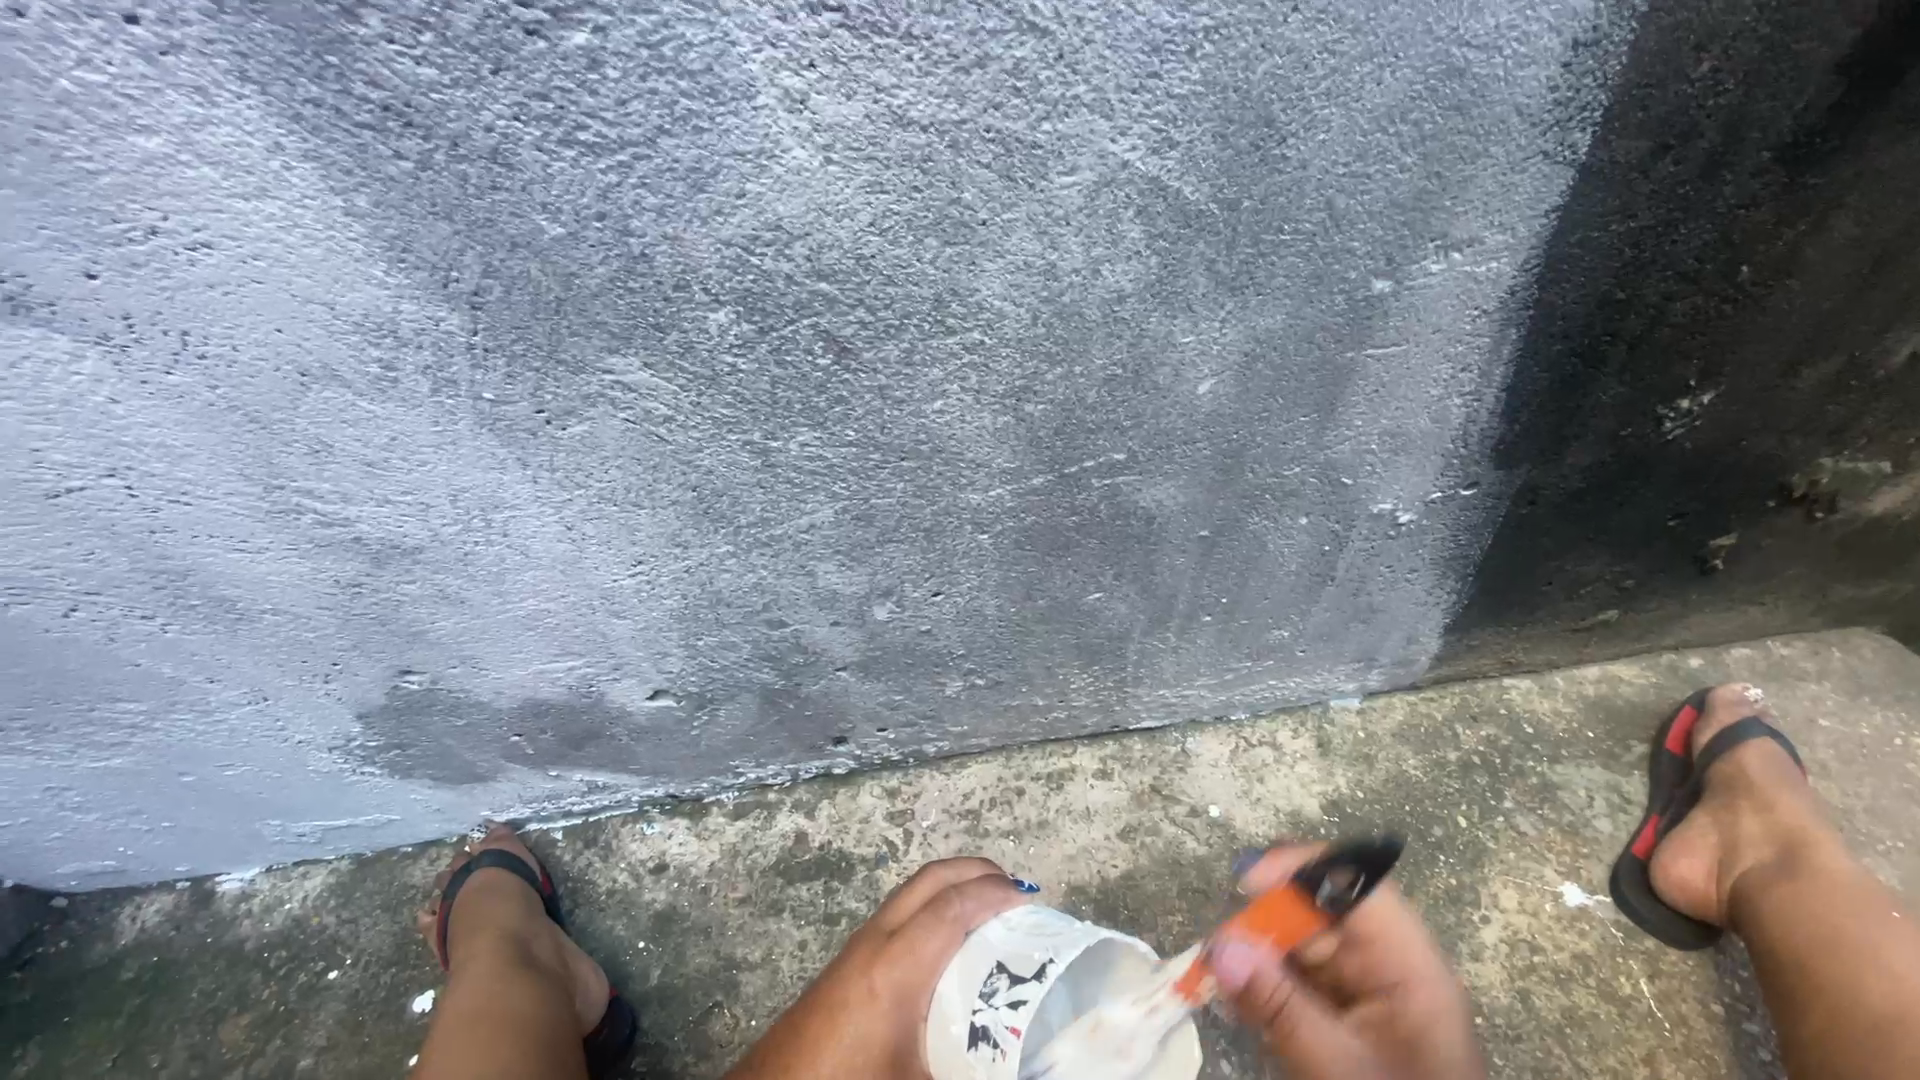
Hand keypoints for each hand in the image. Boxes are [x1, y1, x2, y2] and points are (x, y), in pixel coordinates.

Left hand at [724, 857, 1032, 1079]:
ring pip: (912, 890)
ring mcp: (859, 944)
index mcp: (896, 968)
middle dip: (976, 871)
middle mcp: (876, 940)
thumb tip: (1023, 1065)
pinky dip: (934, 903)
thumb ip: (972, 1065)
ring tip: (990, 906)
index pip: (951, 907)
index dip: (993, 894)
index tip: (1031, 901)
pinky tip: (949, 938)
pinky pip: (901, 909)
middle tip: (1017, 891)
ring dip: (953, 884)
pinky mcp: (849, 958)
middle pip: (930, 879)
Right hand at [1209, 845, 1484, 1079]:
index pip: (1356, 885)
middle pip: (1319, 914)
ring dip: (1257, 959)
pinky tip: (1240, 1006)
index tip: (1244, 883)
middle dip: (1264, 923)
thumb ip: (1280, 1006)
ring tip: (1219, 983)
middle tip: (1216, 953)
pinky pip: (1300, 982)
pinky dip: (1265, 989)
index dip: (1300, 870)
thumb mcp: (1338, 1069)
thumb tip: (1219, 946)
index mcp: (1408, 966)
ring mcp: (1368, 994)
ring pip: (1301, 947)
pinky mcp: (1348, 1019)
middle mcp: (1389, 967)